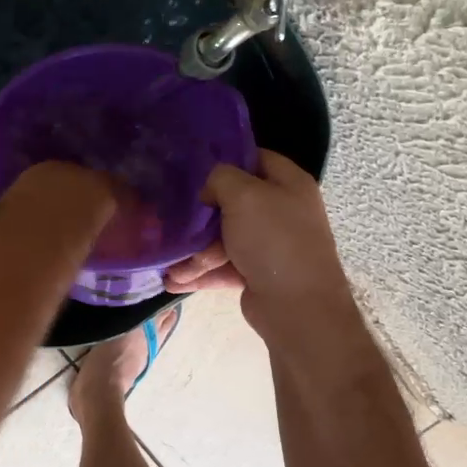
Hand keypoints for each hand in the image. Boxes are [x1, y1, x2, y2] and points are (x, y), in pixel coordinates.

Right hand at [164, 150, 350, 334]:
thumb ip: (221, 178)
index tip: (194, 168)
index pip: (256, 159)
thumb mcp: (244, 195)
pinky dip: (202, 273)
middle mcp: (283, 212)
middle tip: (174, 216)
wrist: (297, 307)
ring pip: (226, 238)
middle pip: (236, 203)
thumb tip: (211, 191)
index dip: (227, 160)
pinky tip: (174, 281)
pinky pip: (225, 267)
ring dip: (197, 251)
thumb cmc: (273, 240)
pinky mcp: (259, 275)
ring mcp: (272, 246)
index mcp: (289, 184)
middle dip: (203, 214)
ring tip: (169, 264)